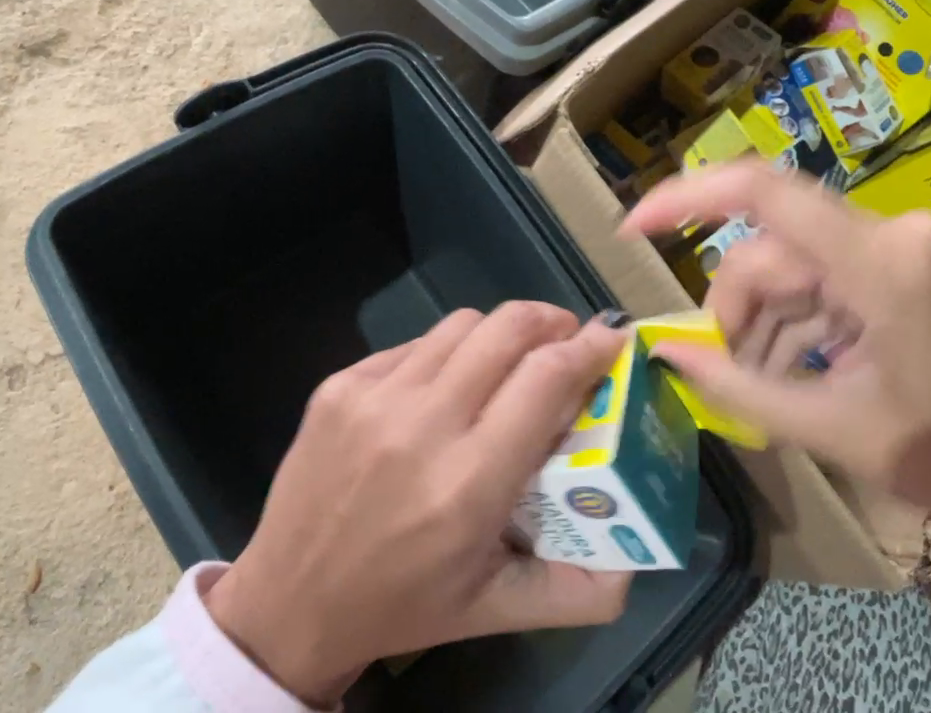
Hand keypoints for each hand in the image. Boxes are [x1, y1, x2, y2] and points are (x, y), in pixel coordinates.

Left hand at [204, 304, 631, 707]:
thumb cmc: (406, 605)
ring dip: (499, 334)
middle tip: (566, 341)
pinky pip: (413, 344)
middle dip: (551, 321)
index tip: (613, 339)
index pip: (546, 378)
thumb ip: (582, 588)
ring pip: (461, 325)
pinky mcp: (337, 386)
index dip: (591, 347)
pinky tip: (443, 390)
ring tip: (506, 365)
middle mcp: (422, 426)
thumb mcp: (500, 607)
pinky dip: (444, 355)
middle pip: (507, 329)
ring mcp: (373, 398)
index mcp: (470, 483)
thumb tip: (641, 557)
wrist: (290, 603)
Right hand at [623, 163, 930, 599]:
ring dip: (769, 323)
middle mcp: (896, 231)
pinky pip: (830, 278)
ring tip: (760, 388)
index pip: (763, 193)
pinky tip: (793, 371)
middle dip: (737, 310)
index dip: (686, 198)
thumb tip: (661, 351)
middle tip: (720, 373)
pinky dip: (802, 321)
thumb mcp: (829, 428)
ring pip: (797, 267)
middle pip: (774, 251)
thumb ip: (735, 385)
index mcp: (883, 263)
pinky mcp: (913, 262)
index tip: (633, 227)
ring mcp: (908, 243)